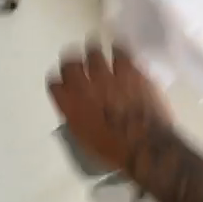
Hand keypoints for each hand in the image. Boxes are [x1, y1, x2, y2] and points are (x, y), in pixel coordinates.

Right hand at [47, 46, 172, 176]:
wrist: (147, 146)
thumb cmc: (117, 150)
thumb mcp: (86, 140)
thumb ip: (76, 119)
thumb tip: (76, 111)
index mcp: (70, 107)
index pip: (54, 84)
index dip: (59, 82)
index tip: (63, 83)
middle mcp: (84, 87)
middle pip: (70, 64)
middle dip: (73, 62)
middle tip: (78, 64)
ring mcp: (107, 76)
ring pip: (93, 53)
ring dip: (93, 54)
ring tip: (96, 53)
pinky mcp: (130, 70)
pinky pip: (120, 51)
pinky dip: (117, 50)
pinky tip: (118, 50)